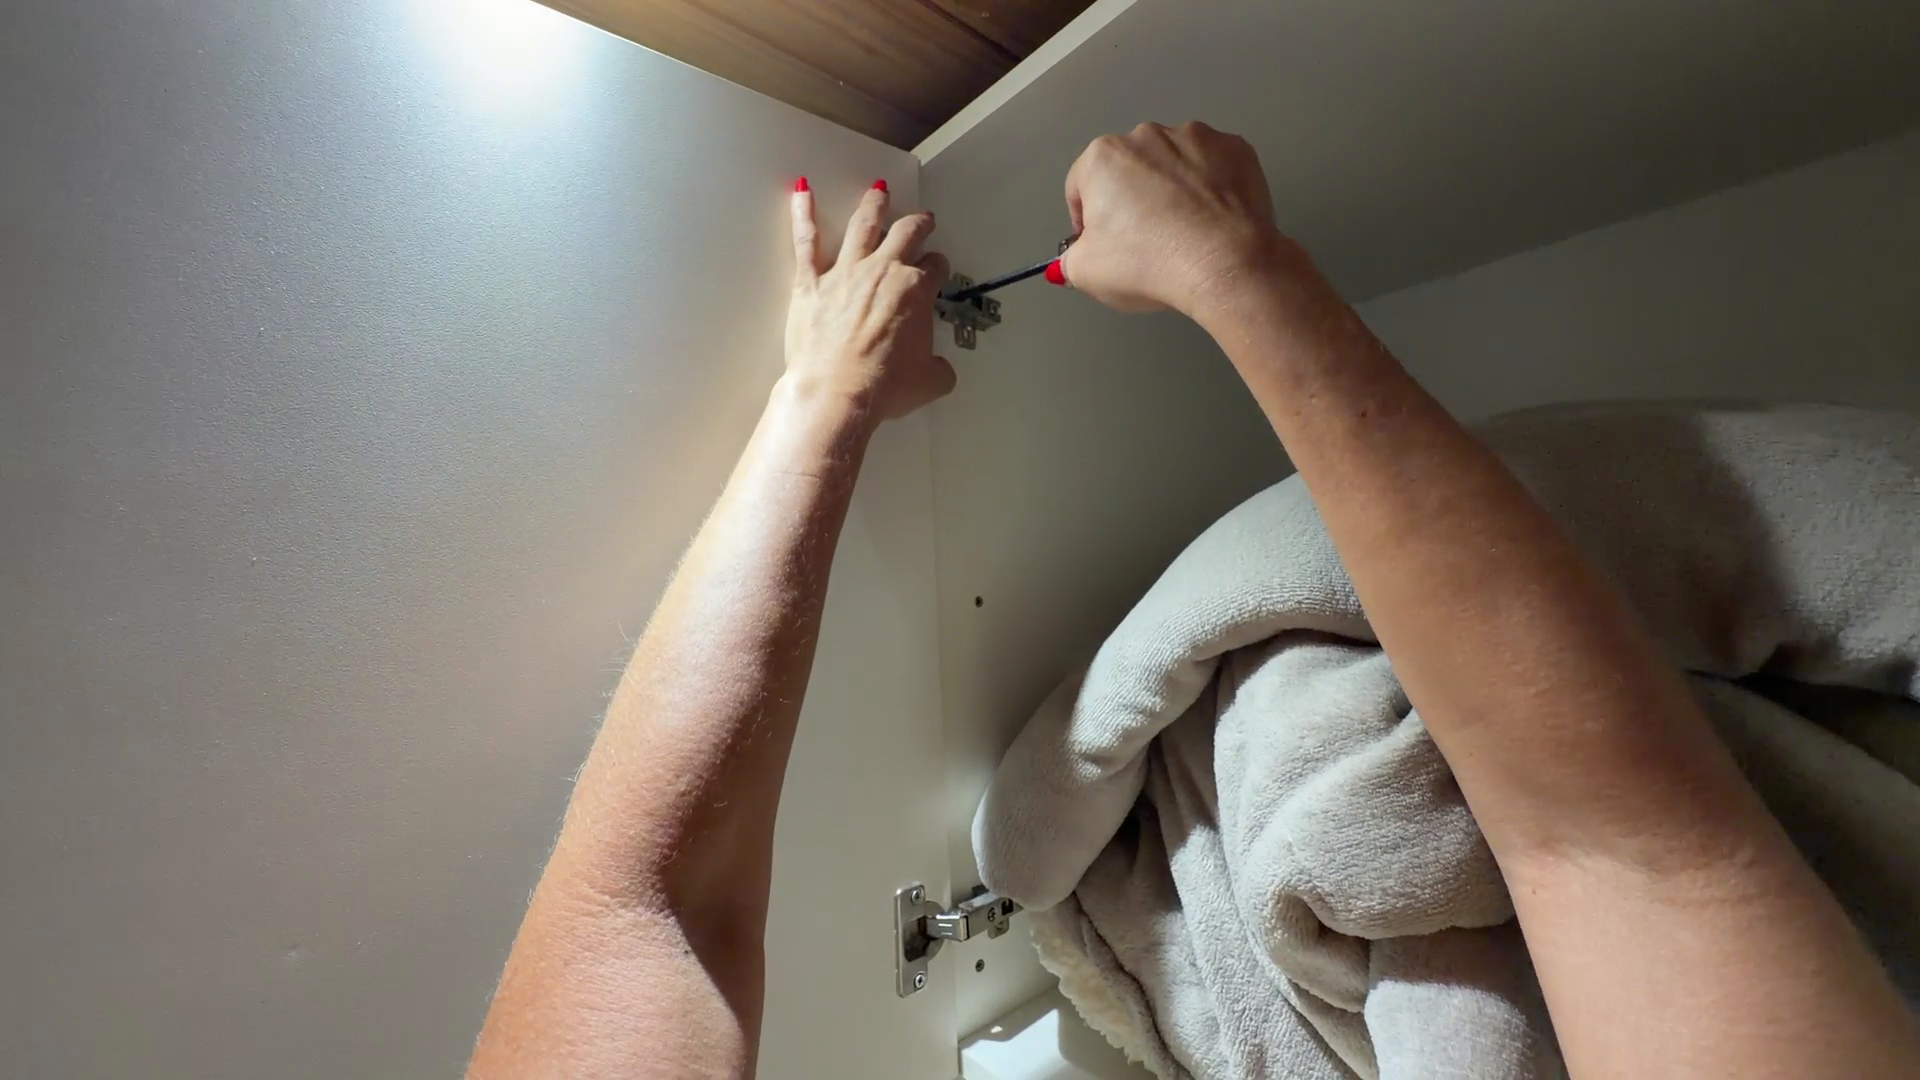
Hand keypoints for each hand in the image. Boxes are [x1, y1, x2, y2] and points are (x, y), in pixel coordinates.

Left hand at [784, 182, 955, 423]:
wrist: (837, 394)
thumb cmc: (883, 387)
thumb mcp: (930, 382)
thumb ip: (940, 369)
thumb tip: (940, 370)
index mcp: (916, 292)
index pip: (934, 269)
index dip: (939, 267)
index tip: (939, 268)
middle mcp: (883, 273)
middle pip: (905, 234)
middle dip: (917, 224)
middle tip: (923, 220)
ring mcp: (845, 274)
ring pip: (862, 226)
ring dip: (873, 206)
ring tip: (878, 192)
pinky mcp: (811, 284)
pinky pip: (806, 240)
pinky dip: (802, 213)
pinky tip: (801, 192)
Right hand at [1061, 122, 1300, 318]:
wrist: (1221, 263)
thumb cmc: (1143, 263)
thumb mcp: (1084, 273)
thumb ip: (1070, 258)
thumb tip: (1076, 255)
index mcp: (1102, 157)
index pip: (1079, 187)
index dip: (1085, 222)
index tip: (1099, 248)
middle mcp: (1147, 134)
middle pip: (1127, 171)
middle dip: (1129, 201)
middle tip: (1140, 244)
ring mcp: (1197, 136)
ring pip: (1171, 166)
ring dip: (1169, 192)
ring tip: (1180, 234)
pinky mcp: (1237, 148)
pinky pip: (1212, 168)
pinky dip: (1208, 190)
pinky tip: (1210, 223)